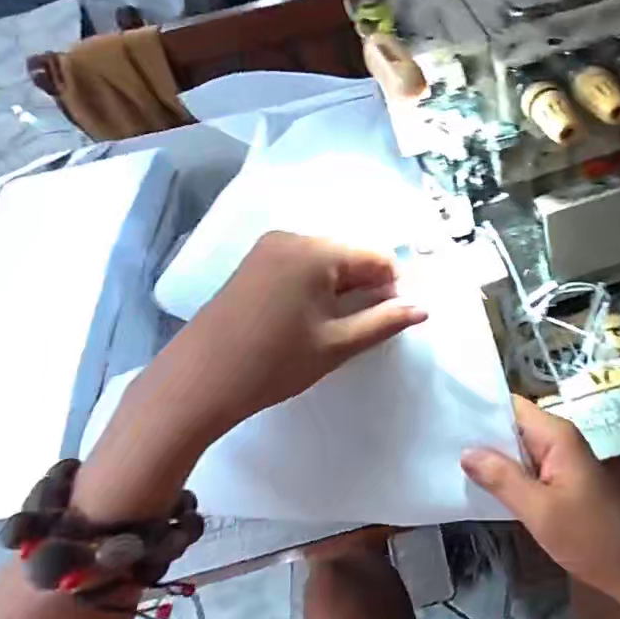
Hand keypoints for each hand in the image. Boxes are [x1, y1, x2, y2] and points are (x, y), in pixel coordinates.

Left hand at [160, 231, 426, 432]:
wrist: (196, 381)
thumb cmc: (273, 364)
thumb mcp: (337, 345)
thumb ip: (384, 322)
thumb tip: (423, 308)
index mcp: (317, 251)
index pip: (377, 257)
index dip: (392, 287)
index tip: (389, 320)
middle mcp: (293, 237)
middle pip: (350, 254)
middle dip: (365, 285)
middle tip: (361, 327)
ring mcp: (268, 247)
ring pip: (326, 260)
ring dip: (340, 286)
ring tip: (333, 326)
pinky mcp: (252, 262)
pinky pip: (300, 263)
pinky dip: (315, 284)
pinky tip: (307, 316)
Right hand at [462, 397, 619, 603]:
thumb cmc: (590, 537)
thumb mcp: (540, 511)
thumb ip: (502, 478)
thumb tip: (466, 451)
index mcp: (556, 435)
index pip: (512, 405)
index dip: (480, 406)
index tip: (446, 412)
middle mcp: (557, 439)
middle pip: (511, 424)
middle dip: (479, 432)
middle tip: (438, 438)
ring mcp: (559, 460)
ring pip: (516, 447)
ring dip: (489, 454)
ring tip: (447, 457)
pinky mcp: (558, 480)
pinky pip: (525, 467)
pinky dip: (504, 472)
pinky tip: (476, 482)